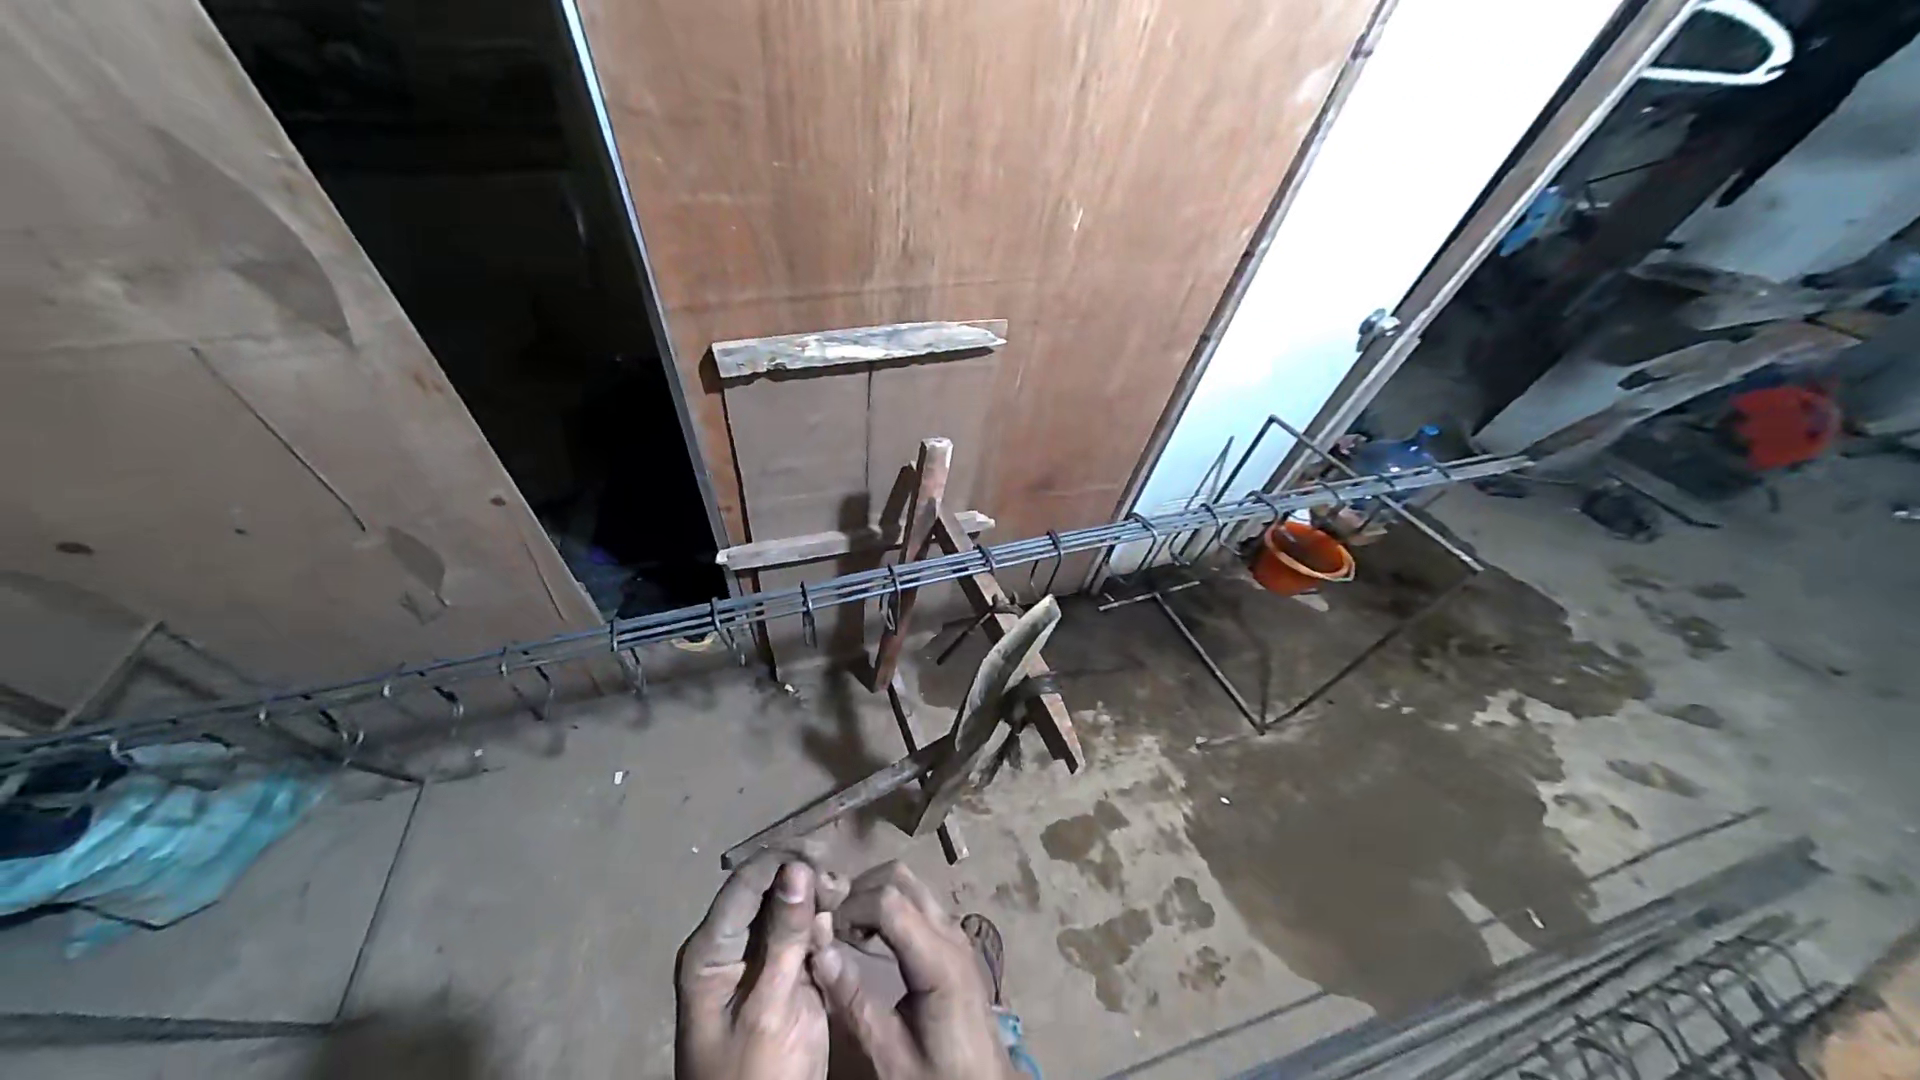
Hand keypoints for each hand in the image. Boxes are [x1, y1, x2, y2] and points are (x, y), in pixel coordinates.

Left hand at [676, 855, 848, 1079]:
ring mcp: (759, 958)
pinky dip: (821, 922)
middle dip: (804, 877)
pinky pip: (802, 930)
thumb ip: (784, 937)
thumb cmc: (754, 1078)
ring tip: (842, 899)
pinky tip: (838, 922)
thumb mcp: (769, 1009)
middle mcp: (731, 945)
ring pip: (789, 906)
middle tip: (839, 885)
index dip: (782, 862)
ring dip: (816, 896)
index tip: (823, 855)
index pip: (745, 883)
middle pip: (768, 889)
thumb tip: (798, 869)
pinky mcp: (784, 972)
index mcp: (711, 951)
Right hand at [811, 862, 1014, 1079]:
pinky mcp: (952, 938)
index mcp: (938, 961)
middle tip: (832, 923)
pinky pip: (917, 900)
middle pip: (900, 879)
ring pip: (910, 883)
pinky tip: (868, 935)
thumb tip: (820, 952)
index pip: (889, 902)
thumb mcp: (891, 1055)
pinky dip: (888, 903)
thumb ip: (856, 1003)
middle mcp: (950, 933)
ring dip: (873, 894)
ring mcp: (955, 931)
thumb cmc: (939, 1075)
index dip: (851, 906)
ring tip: (845, 928)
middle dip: (860, 890)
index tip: (824, 929)